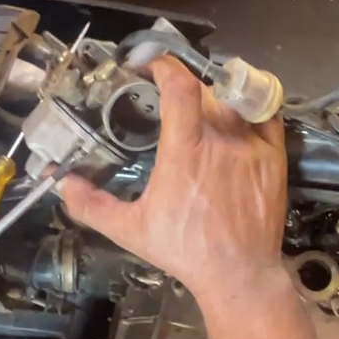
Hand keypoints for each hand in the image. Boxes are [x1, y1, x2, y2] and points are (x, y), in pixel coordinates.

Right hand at [60, 57, 290, 310]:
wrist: (238, 273)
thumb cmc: (185, 250)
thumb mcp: (130, 230)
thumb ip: (92, 206)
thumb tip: (63, 185)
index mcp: (185, 151)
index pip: (180, 87)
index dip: (165, 66)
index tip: (153, 66)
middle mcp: (221, 141)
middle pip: (206, 89)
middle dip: (187, 84)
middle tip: (173, 92)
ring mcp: (252, 147)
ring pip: (235, 99)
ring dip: (217, 92)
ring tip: (203, 101)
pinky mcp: (274, 158)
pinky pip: (267, 113)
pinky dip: (252, 103)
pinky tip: (240, 107)